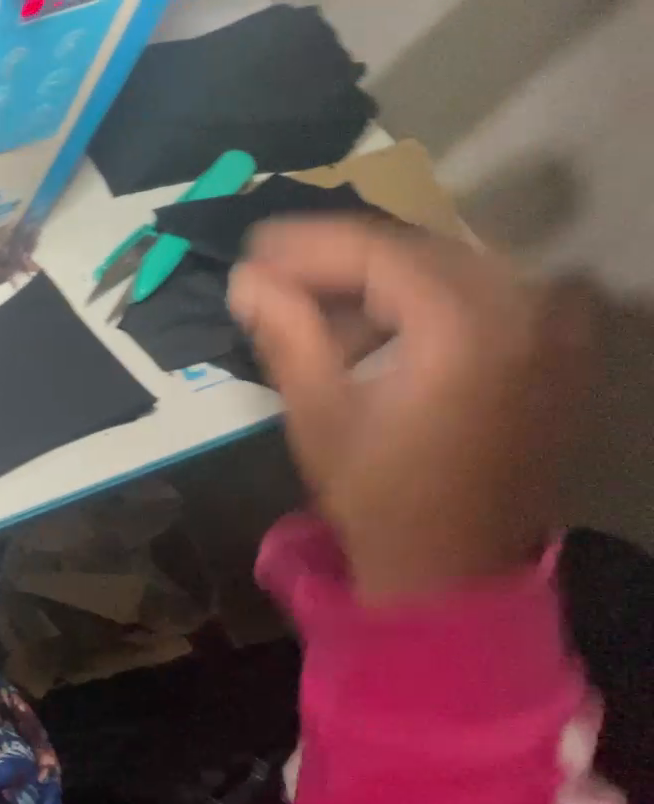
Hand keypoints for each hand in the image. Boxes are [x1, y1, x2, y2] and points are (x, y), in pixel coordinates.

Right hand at [228, 217, 598, 602]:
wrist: (453, 559)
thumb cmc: (376, 492)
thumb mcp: (317, 412)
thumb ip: (286, 333)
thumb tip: (247, 279)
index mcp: (467, 326)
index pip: (382, 252)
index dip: (310, 243)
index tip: (252, 243)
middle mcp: (527, 305)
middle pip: (421, 250)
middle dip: (340, 255)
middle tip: (272, 268)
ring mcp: (554, 322)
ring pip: (450, 268)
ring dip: (377, 277)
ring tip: (312, 303)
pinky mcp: (558, 342)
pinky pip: (481, 293)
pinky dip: (420, 298)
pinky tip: (372, 326)